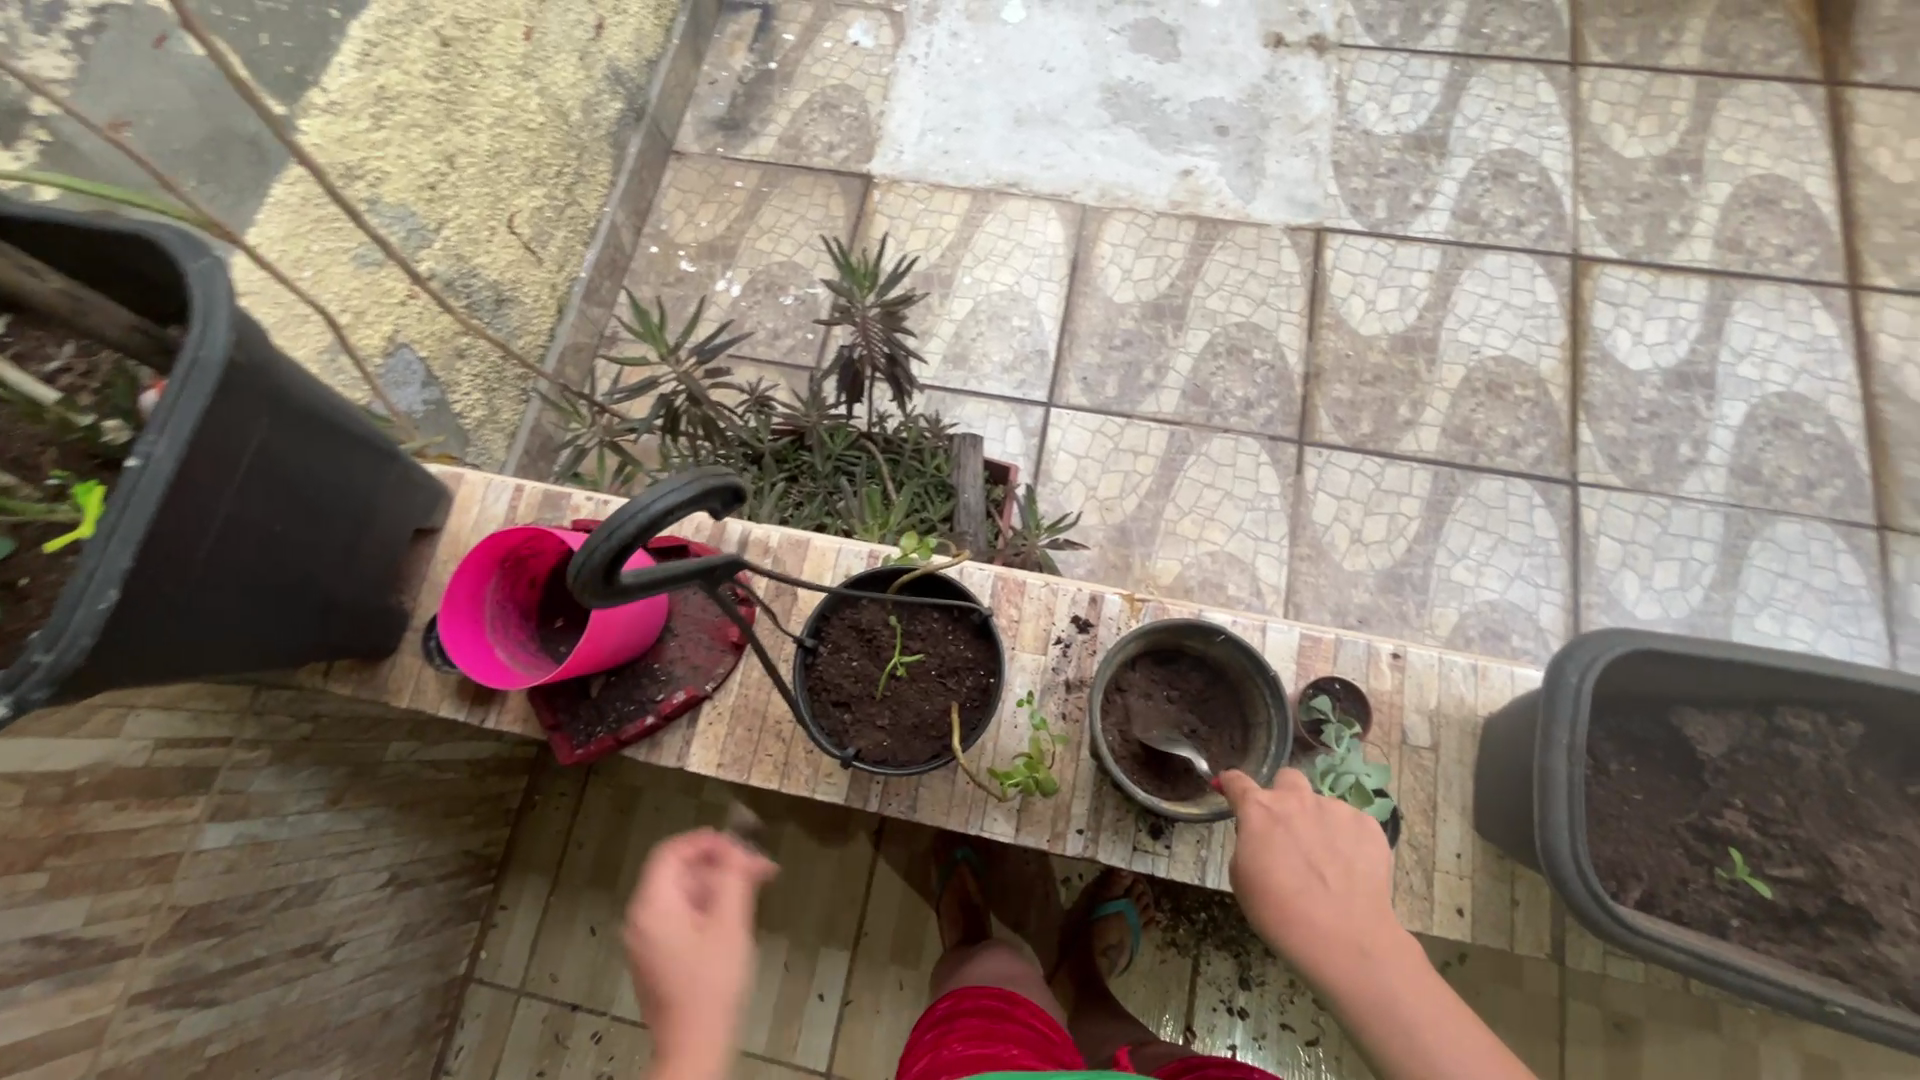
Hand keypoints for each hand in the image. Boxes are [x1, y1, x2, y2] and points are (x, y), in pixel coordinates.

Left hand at [625, 829, 776, 1075]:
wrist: (694, 1046)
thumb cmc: (711, 985)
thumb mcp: (730, 924)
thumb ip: (733, 878)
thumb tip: (737, 849)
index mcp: (652, 906)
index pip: (672, 852)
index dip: (708, 842)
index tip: (741, 845)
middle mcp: (641, 919)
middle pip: (679, 873)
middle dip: (721, 866)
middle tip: (760, 870)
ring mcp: (646, 941)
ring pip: (682, 895)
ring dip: (718, 887)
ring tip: (755, 891)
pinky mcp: (656, 958)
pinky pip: (680, 918)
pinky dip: (707, 909)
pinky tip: (735, 918)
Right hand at [1217, 768, 1404, 986]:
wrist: (1344, 938)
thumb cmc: (1278, 912)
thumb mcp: (1241, 877)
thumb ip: (1249, 842)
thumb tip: (1262, 836)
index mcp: (1259, 810)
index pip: (1237, 781)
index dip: (1231, 784)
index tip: (1230, 788)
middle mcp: (1297, 800)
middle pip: (1287, 779)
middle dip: (1285, 797)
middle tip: (1288, 829)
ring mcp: (1336, 809)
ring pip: (1323, 806)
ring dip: (1319, 823)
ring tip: (1327, 864)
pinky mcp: (1369, 826)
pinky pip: (1352, 824)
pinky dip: (1348, 840)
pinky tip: (1351, 871)